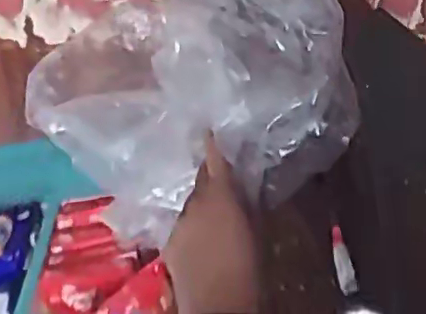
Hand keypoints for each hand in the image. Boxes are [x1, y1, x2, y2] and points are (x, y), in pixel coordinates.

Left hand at [163, 136, 259, 313]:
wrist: (218, 308)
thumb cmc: (247, 269)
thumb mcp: (256, 231)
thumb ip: (247, 202)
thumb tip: (244, 184)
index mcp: (220, 194)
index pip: (214, 159)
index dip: (211, 143)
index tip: (207, 129)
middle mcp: (195, 201)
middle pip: (201, 180)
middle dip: (210, 179)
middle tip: (222, 185)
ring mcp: (179, 222)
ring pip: (191, 204)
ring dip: (200, 206)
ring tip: (213, 222)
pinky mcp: (169, 243)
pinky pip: (182, 226)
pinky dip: (190, 228)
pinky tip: (200, 244)